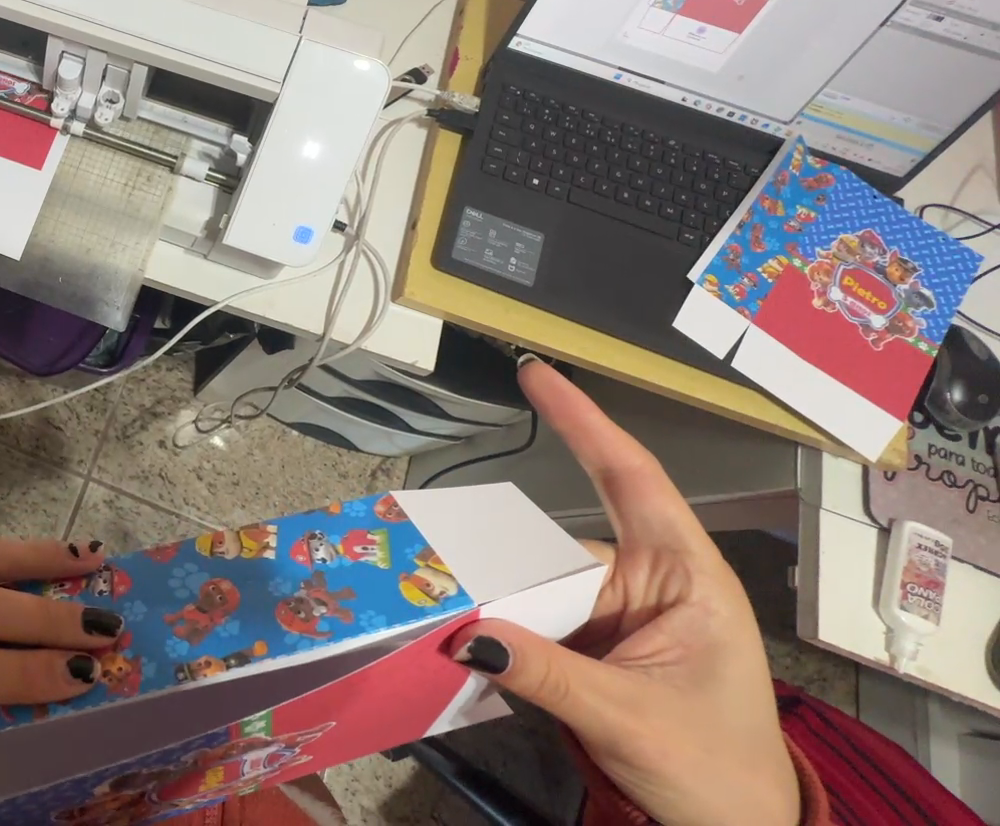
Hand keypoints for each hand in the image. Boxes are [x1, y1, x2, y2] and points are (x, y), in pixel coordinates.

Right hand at [445, 359, 798, 825]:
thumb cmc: (717, 771)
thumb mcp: (634, 722)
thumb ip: (549, 675)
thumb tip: (465, 632)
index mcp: (682, 577)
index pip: (631, 479)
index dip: (584, 422)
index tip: (535, 374)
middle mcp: (639, 580)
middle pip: (550, 543)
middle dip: (493, 555)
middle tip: (427, 555)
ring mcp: (605, 610)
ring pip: (526, 579)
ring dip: (485, 594)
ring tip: (430, 601)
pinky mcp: (577, 638)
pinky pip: (522, 614)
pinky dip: (489, 621)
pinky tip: (454, 631)